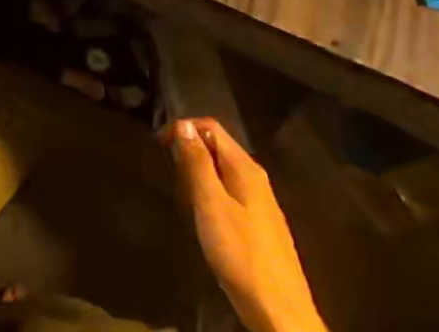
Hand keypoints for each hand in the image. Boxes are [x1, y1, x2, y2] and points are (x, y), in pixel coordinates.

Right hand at [166, 118, 326, 331]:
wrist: (279, 312)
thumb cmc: (240, 253)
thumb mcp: (211, 204)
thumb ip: (198, 162)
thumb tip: (184, 124)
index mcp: (245, 169)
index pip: (211, 128)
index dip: (183, 128)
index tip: (159, 146)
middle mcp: (256, 179)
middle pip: (218, 147)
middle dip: (190, 149)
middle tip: (167, 170)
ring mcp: (260, 203)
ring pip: (222, 170)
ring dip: (198, 171)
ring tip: (179, 190)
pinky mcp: (259, 225)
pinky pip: (229, 191)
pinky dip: (210, 191)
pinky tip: (201, 213)